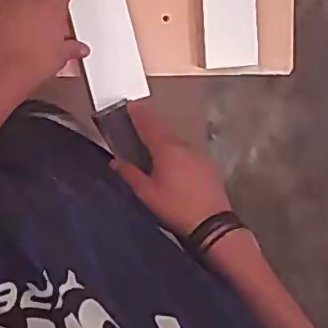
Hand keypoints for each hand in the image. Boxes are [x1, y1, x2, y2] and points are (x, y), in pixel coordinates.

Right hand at [109, 101, 231, 235]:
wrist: (212, 223)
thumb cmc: (175, 206)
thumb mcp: (147, 193)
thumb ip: (130, 174)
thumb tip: (115, 161)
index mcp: (166, 149)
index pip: (149, 125)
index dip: (139, 114)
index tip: (130, 105)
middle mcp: (182, 146)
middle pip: (163, 129)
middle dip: (150, 122)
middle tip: (138, 118)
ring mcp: (197, 154)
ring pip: (175, 139)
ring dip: (162, 135)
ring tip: (151, 138)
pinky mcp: (206, 164)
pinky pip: (185, 149)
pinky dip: (174, 147)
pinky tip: (171, 157)